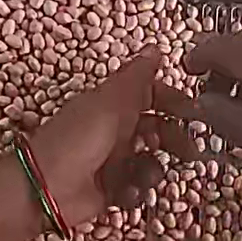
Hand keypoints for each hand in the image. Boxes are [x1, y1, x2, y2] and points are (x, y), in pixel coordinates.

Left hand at [23, 48, 195, 227]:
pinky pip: (135, 188)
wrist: (46, 187)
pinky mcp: (110, 189)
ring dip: (152, 169)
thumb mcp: (110, 102)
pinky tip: (128, 193)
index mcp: (112, 104)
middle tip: (188, 152)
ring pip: (149, 162)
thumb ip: (136, 77)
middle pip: (155, 130)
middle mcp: (114, 130)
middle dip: (173, 140)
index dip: (173, 101)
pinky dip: (135, 191)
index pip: (151, 96)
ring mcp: (112, 161)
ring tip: (145, 176)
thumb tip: (156, 47)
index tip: (195, 112)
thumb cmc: (78, 138)